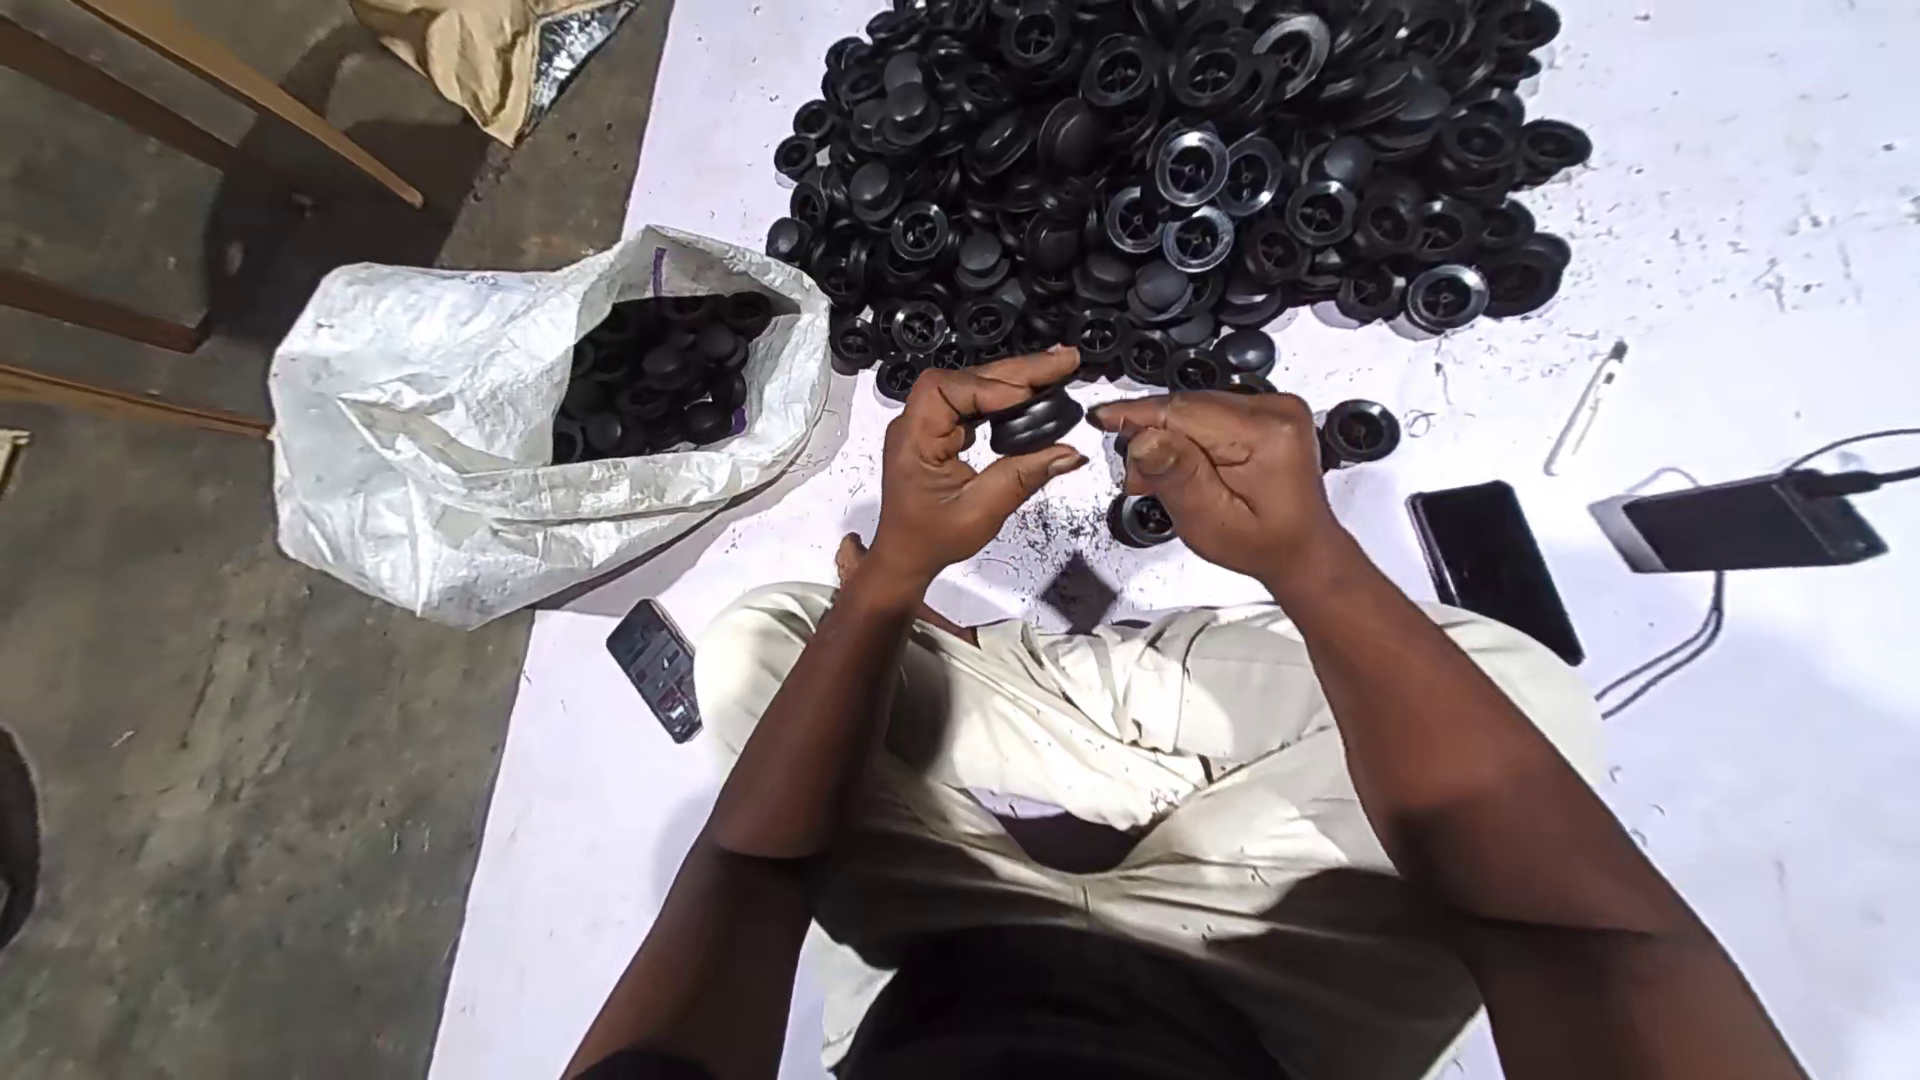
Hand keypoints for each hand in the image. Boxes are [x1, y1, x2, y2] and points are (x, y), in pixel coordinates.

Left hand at [867, 348, 1088, 587]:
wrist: (907, 554)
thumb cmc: (930, 539)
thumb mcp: (980, 512)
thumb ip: (1024, 477)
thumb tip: (1067, 453)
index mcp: (913, 441)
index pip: (946, 390)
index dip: (990, 386)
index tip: (1029, 394)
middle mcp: (915, 424)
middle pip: (965, 378)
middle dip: (1016, 371)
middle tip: (1062, 362)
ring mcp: (927, 424)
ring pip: (972, 384)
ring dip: (1015, 377)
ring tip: (1055, 369)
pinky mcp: (940, 430)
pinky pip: (973, 400)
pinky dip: (1004, 394)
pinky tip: (1031, 391)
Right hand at [1089, 391, 1354, 594]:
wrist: (1299, 549)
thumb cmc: (1263, 543)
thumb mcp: (1208, 521)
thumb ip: (1176, 477)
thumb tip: (1145, 439)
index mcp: (1266, 433)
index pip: (1182, 410)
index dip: (1136, 416)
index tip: (1102, 417)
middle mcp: (1274, 410)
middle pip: (1184, 406)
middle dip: (1150, 438)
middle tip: (1138, 479)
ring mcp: (1272, 408)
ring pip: (1192, 408)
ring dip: (1166, 440)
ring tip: (1160, 480)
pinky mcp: (1264, 412)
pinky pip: (1207, 413)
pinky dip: (1185, 437)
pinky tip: (1181, 466)